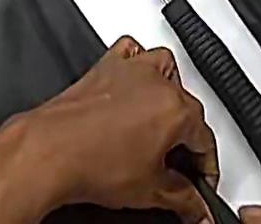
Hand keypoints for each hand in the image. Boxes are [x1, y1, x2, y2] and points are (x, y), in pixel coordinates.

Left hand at [0, 36, 218, 223]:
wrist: (53, 148)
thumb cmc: (94, 161)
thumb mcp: (150, 191)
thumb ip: (183, 199)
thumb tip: (196, 208)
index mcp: (174, 107)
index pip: (204, 136)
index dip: (206, 165)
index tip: (201, 181)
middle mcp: (155, 79)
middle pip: (187, 102)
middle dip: (187, 132)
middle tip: (181, 161)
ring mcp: (129, 67)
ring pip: (163, 67)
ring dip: (168, 89)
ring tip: (162, 120)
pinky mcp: (106, 64)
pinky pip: (130, 51)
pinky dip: (136, 63)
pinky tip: (134, 84)